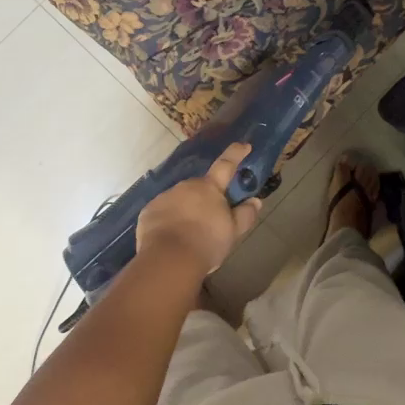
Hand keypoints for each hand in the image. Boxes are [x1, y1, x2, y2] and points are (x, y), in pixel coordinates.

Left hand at [135, 143, 262, 274]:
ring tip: (190, 233)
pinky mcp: (149, 211)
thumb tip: (255, 201)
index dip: (236, 154)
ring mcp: (165, 197)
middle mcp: (186, 186)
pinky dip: (169, 220)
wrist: (169, 259)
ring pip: (180, 199)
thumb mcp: (233, 232)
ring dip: (186, 210)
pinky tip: (172, 237)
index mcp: (209, 188)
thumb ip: (245, 215)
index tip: (243, 145)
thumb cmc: (206, 243)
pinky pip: (163, 211)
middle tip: (210, 219)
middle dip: (205, 198)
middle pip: (200, 188)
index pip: (226, 165)